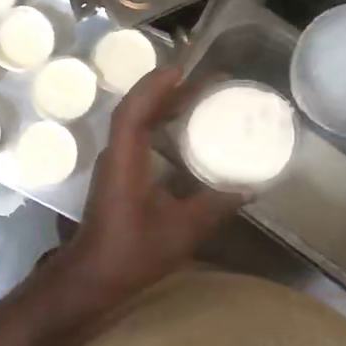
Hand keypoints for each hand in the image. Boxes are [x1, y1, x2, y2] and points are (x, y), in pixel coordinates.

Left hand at [49, 67, 243, 309]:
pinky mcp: (118, 179)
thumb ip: (216, 205)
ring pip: (138, 125)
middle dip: (170, 92)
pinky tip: (187, 136)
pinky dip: (162, 130)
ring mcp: (114, 167)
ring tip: (202, 100)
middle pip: (138, 111)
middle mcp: (116, 156)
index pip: (133, 111)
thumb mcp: (182, 230)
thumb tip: (251, 187)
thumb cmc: (132, 252)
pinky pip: (139, 141)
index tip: (183, 69)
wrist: (93, 276)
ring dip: (166, 108)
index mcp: (125, 161)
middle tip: (210, 83)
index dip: (155, 86)